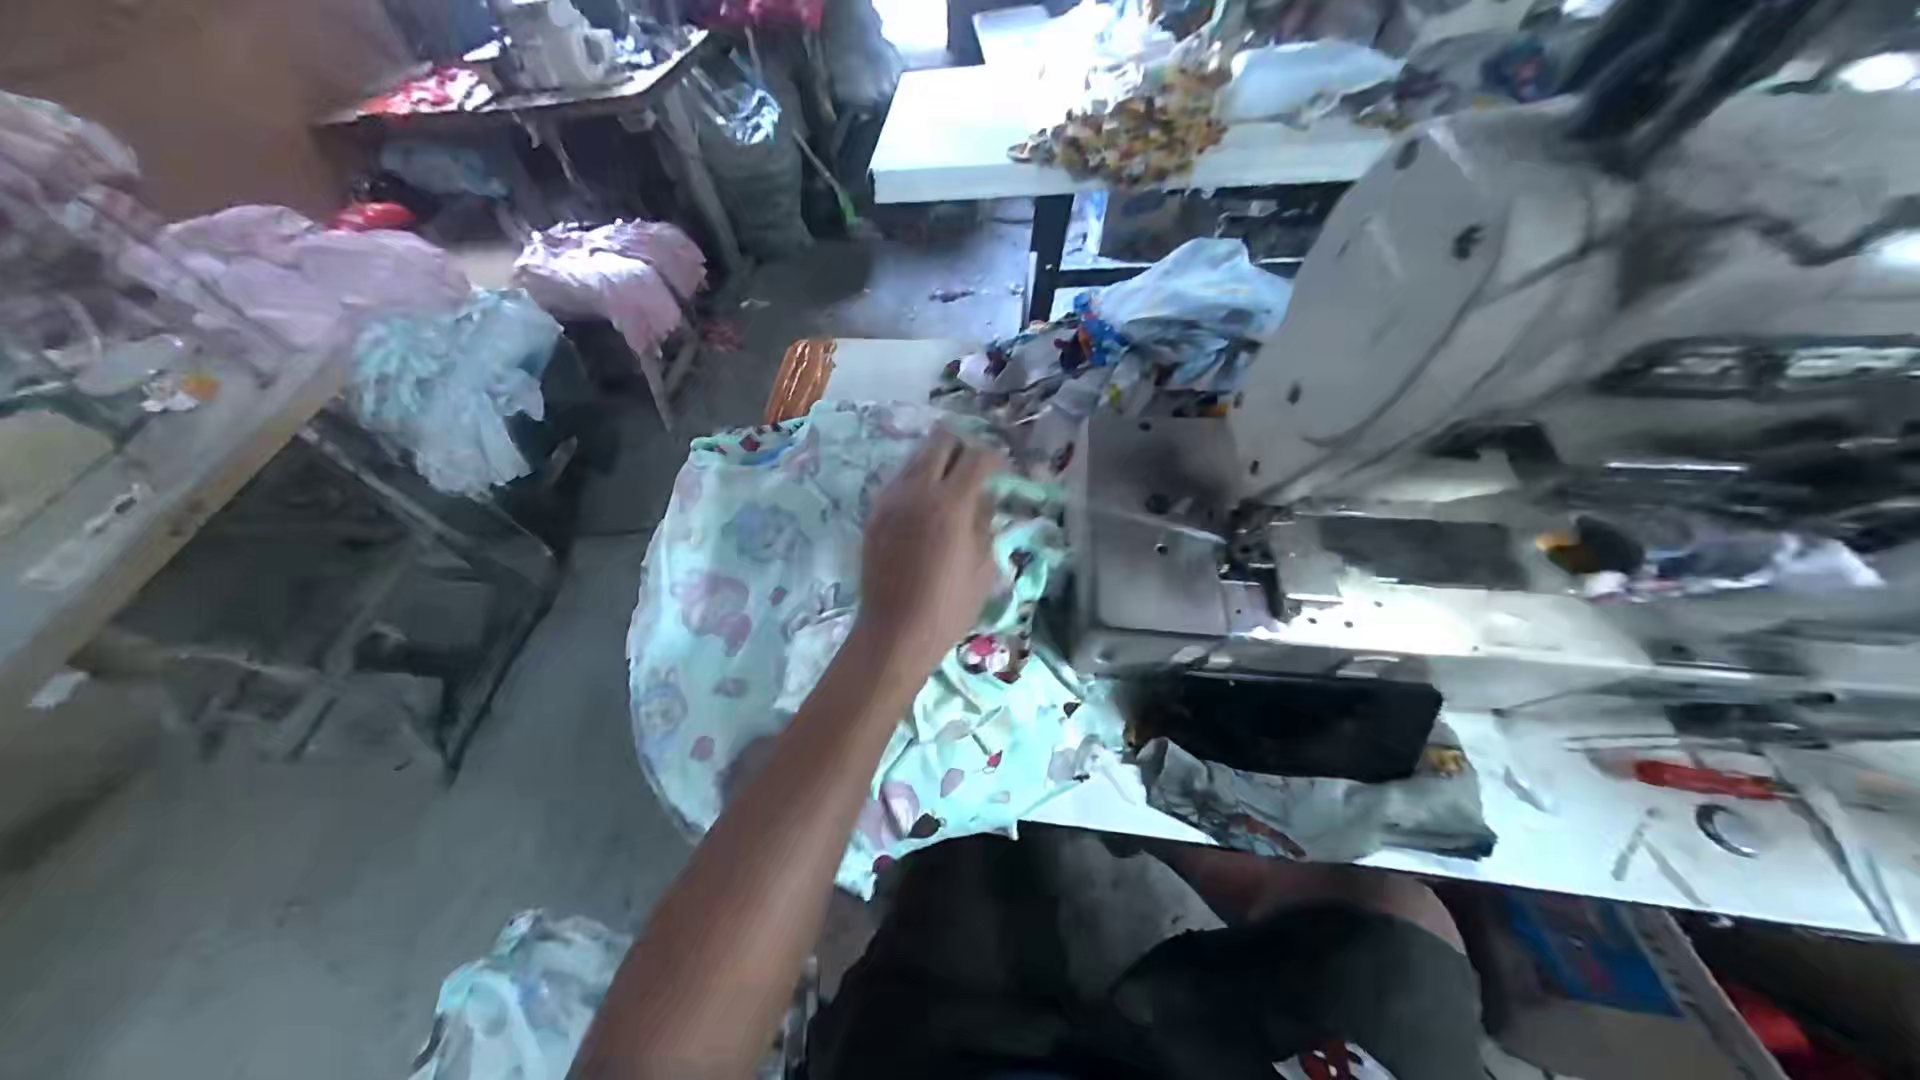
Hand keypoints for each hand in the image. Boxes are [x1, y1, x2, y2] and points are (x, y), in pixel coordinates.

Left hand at [857, 427, 1004, 672]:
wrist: (895, 631)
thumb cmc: (949, 606)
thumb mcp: (983, 566)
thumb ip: (985, 522)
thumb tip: (984, 497)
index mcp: (950, 504)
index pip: (977, 458)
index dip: (994, 458)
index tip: (1002, 468)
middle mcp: (916, 491)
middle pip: (940, 441)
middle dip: (962, 448)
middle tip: (974, 469)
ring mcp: (890, 499)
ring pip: (915, 457)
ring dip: (937, 461)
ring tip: (950, 485)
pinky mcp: (874, 513)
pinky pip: (898, 480)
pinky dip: (916, 481)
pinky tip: (926, 506)